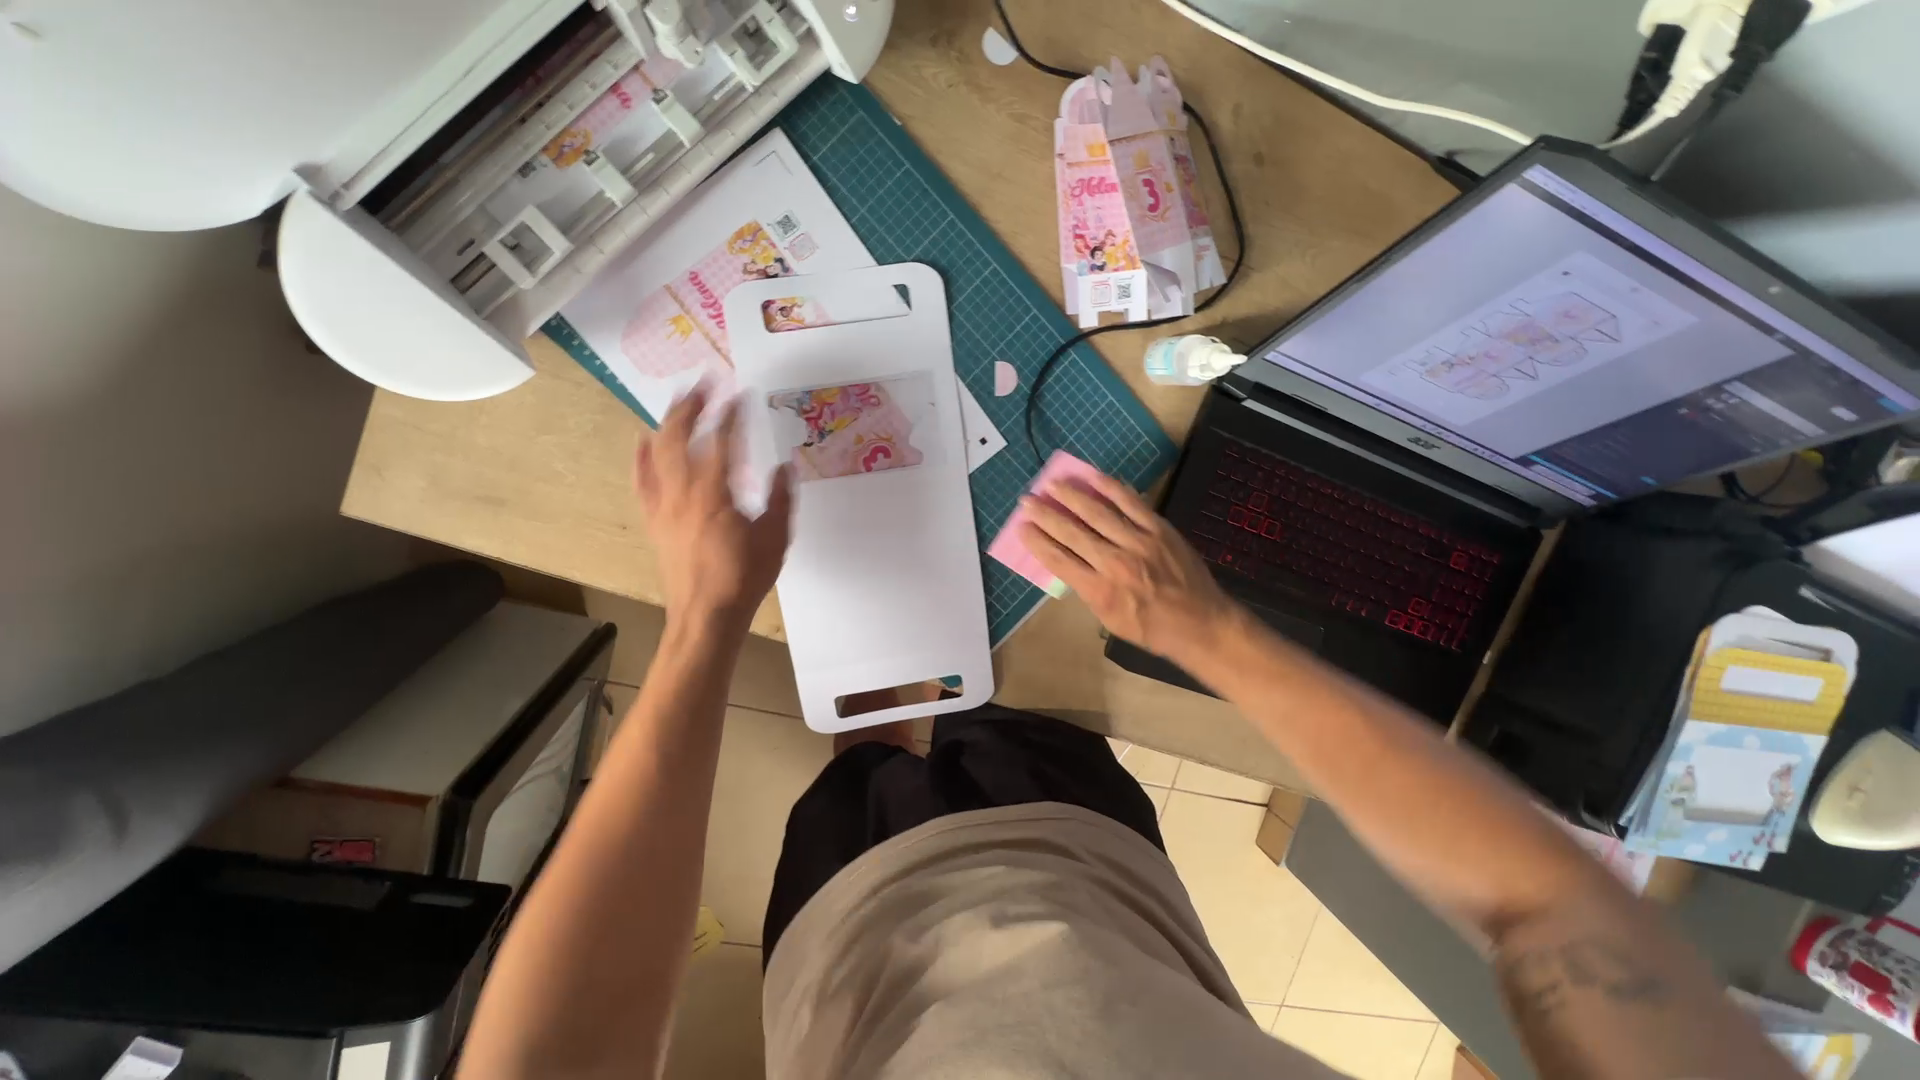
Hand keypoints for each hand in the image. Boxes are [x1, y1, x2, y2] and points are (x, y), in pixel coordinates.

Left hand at [636, 386, 794, 632]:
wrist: (706, 616)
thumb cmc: (743, 579)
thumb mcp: (775, 537)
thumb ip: (779, 498)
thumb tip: (783, 467)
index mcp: (715, 494)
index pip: (722, 441)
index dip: (730, 413)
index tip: (739, 393)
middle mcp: (683, 493)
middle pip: (679, 436)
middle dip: (691, 405)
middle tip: (704, 383)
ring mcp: (664, 506)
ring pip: (658, 453)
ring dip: (669, 422)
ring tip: (680, 401)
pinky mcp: (655, 521)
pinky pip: (642, 483)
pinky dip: (641, 459)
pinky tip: (643, 441)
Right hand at [1019, 471, 1239, 663]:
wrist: (1201, 623)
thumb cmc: (1152, 629)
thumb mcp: (1110, 620)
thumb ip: (1088, 590)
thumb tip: (1069, 564)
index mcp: (1099, 590)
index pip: (1058, 559)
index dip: (1037, 541)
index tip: (1022, 527)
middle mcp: (1115, 562)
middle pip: (1072, 532)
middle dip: (1046, 515)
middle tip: (1028, 500)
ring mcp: (1139, 542)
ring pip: (1097, 512)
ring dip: (1071, 495)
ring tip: (1052, 484)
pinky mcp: (1159, 529)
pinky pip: (1131, 503)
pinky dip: (1111, 488)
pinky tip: (1094, 477)